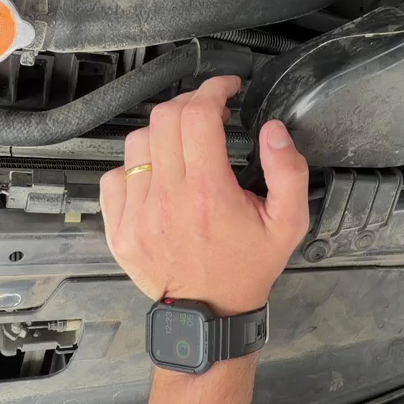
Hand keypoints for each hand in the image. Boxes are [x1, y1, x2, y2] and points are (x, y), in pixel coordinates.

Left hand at [98, 76, 309, 315]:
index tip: (226, 88)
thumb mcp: (289, 222)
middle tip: (209, 113)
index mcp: (209, 192)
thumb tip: (272, 130)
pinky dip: (135, 165)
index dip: (213, 90)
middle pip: (165, 118)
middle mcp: (168, 198)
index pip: (198, 115)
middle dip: (190, 103)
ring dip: (163, 131)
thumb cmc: (248, 266)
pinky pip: (115, 175)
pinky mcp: (119, 228)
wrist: (210, 314)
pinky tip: (158, 174)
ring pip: (137, 141)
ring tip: (184, 143)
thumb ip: (289, 171)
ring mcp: (137, 214)